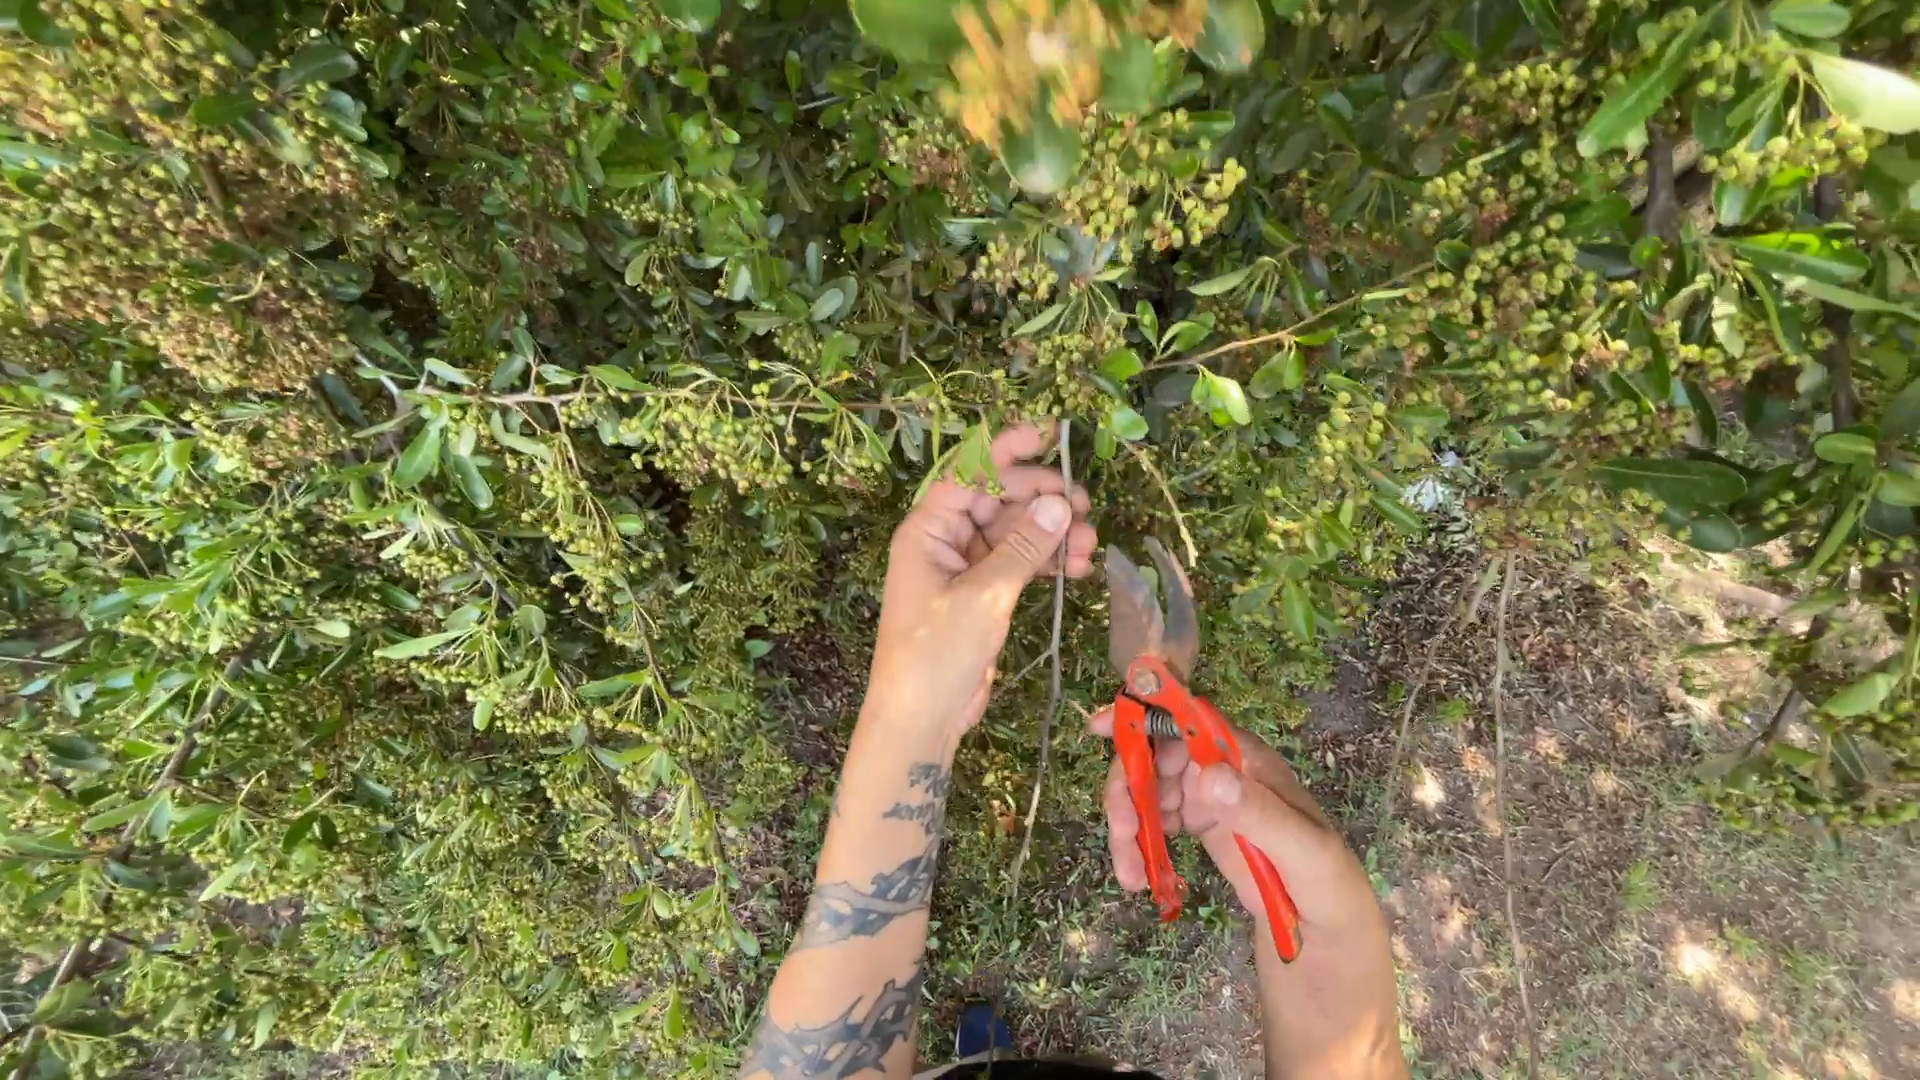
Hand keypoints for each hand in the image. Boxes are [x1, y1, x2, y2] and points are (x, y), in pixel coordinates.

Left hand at [864, 425, 1096, 735]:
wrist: (922, 718)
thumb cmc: (937, 652)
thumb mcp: (983, 596)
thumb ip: (1022, 548)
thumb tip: (1059, 505)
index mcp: (928, 530)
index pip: (969, 472)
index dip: (1008, 450)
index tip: (1050, 434)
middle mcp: (945, 541)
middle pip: (997, 500)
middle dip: (1040, 499)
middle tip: (1083, 505)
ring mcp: (965, 568)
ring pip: (1014, 533)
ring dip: (1051, 534)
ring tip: (1091, 543)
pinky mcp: (983, 595)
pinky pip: (1019, 563)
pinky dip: (1047, 562)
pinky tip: (1080, 567)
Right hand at [1092, 710, 1405, 1078]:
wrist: (1336, 970)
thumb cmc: (1337, 912)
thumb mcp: (1311, 864)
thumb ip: (1263, 817)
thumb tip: (1207, 774)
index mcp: (1255, 765)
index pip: (1194, 722)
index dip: (1146, 717)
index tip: (1100, 728)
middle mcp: (1230, 773)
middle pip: (1159, 754)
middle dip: (1129, 785)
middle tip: (1121, 831)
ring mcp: (1216, 802)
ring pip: (1150, 788)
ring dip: (1128, 821)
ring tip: (1130, 874)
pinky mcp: (1206, 830)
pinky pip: (1156, 820)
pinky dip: (1138, 843)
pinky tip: (1140, 876)